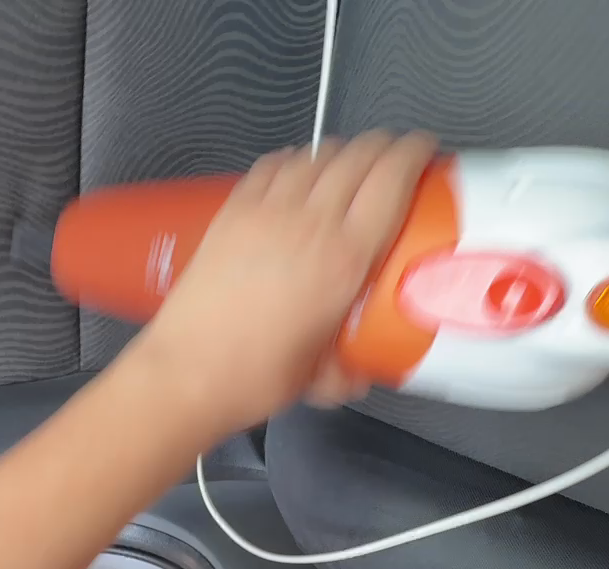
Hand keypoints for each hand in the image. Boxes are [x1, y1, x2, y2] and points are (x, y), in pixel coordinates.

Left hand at [130, 131, 438, 435]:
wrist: (184, 375)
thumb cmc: (253, 380)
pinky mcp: (229, 215)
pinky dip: (290, 162)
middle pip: (357, 154)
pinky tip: (292, 176)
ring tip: (343, 169)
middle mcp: (309, 221)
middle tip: (390, 160)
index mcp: (346, 257)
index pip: (394, 176)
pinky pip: (269, 167)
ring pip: (313, 154)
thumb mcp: (316, 379)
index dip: (415, 153)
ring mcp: (265, 212)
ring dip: (337, 153)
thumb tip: (356, 376)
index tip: (424, 154)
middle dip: (382, 147)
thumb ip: (345, 373)